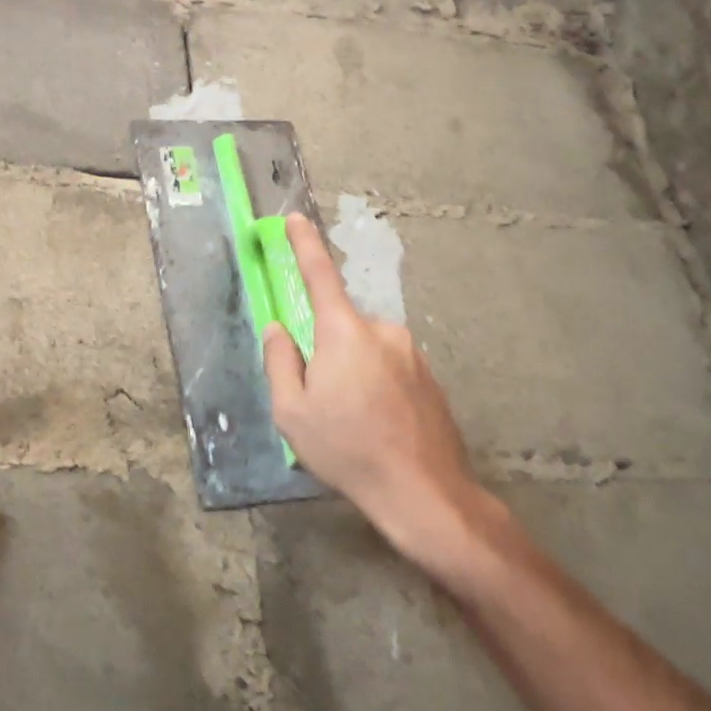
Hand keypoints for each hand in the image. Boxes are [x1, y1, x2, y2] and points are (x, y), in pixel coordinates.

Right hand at [261, 215, 503, 584]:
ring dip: (351, 372)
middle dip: (324, 351)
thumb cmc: (347, 449)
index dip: (303, 244)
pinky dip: (376, 388)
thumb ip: (280, 362)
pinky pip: (390, 369)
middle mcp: (383, 331)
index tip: (294, 219)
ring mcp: (412, 353)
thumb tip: (279, 329)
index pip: (319, 275)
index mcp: (344, 333)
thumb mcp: (292, 412)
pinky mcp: (430, 378)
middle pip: (340, 326)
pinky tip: (377, 428)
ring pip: (366, 351)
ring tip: (351, 423)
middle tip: (320, 400)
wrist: (423, 491)